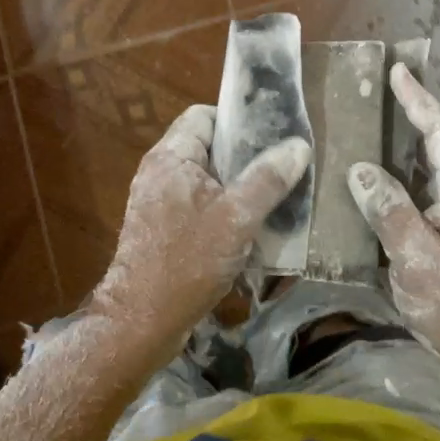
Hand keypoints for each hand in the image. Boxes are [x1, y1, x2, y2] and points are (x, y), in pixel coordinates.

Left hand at [92, 104, 311, 352]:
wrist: (141, 324)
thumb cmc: (187, 262)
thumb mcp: (237, 218)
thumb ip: (268, 179)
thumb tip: (299, 145)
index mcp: (170, 157)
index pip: (203, 115)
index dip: (237, 120)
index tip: (270, 136)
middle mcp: (160, 173)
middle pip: (208, 148)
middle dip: (245, 157)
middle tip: (281, 167)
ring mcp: (159, 203)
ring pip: (207, 180)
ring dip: (238, 188)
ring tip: (274, 198)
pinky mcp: (164, 230)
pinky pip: (200, 206)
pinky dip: (225, 212)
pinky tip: (252, 230)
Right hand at [348, 65, 439, 375]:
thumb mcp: (415, 258)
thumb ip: (389, 210)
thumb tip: (360, 169)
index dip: (418, 99)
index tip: (397, 70)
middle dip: (414, 109)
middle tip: (382, 85)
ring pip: (432, 162)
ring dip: (407, 136)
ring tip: (375, 115)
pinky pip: (425, 185)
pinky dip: (403, 168)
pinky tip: (378, 168)